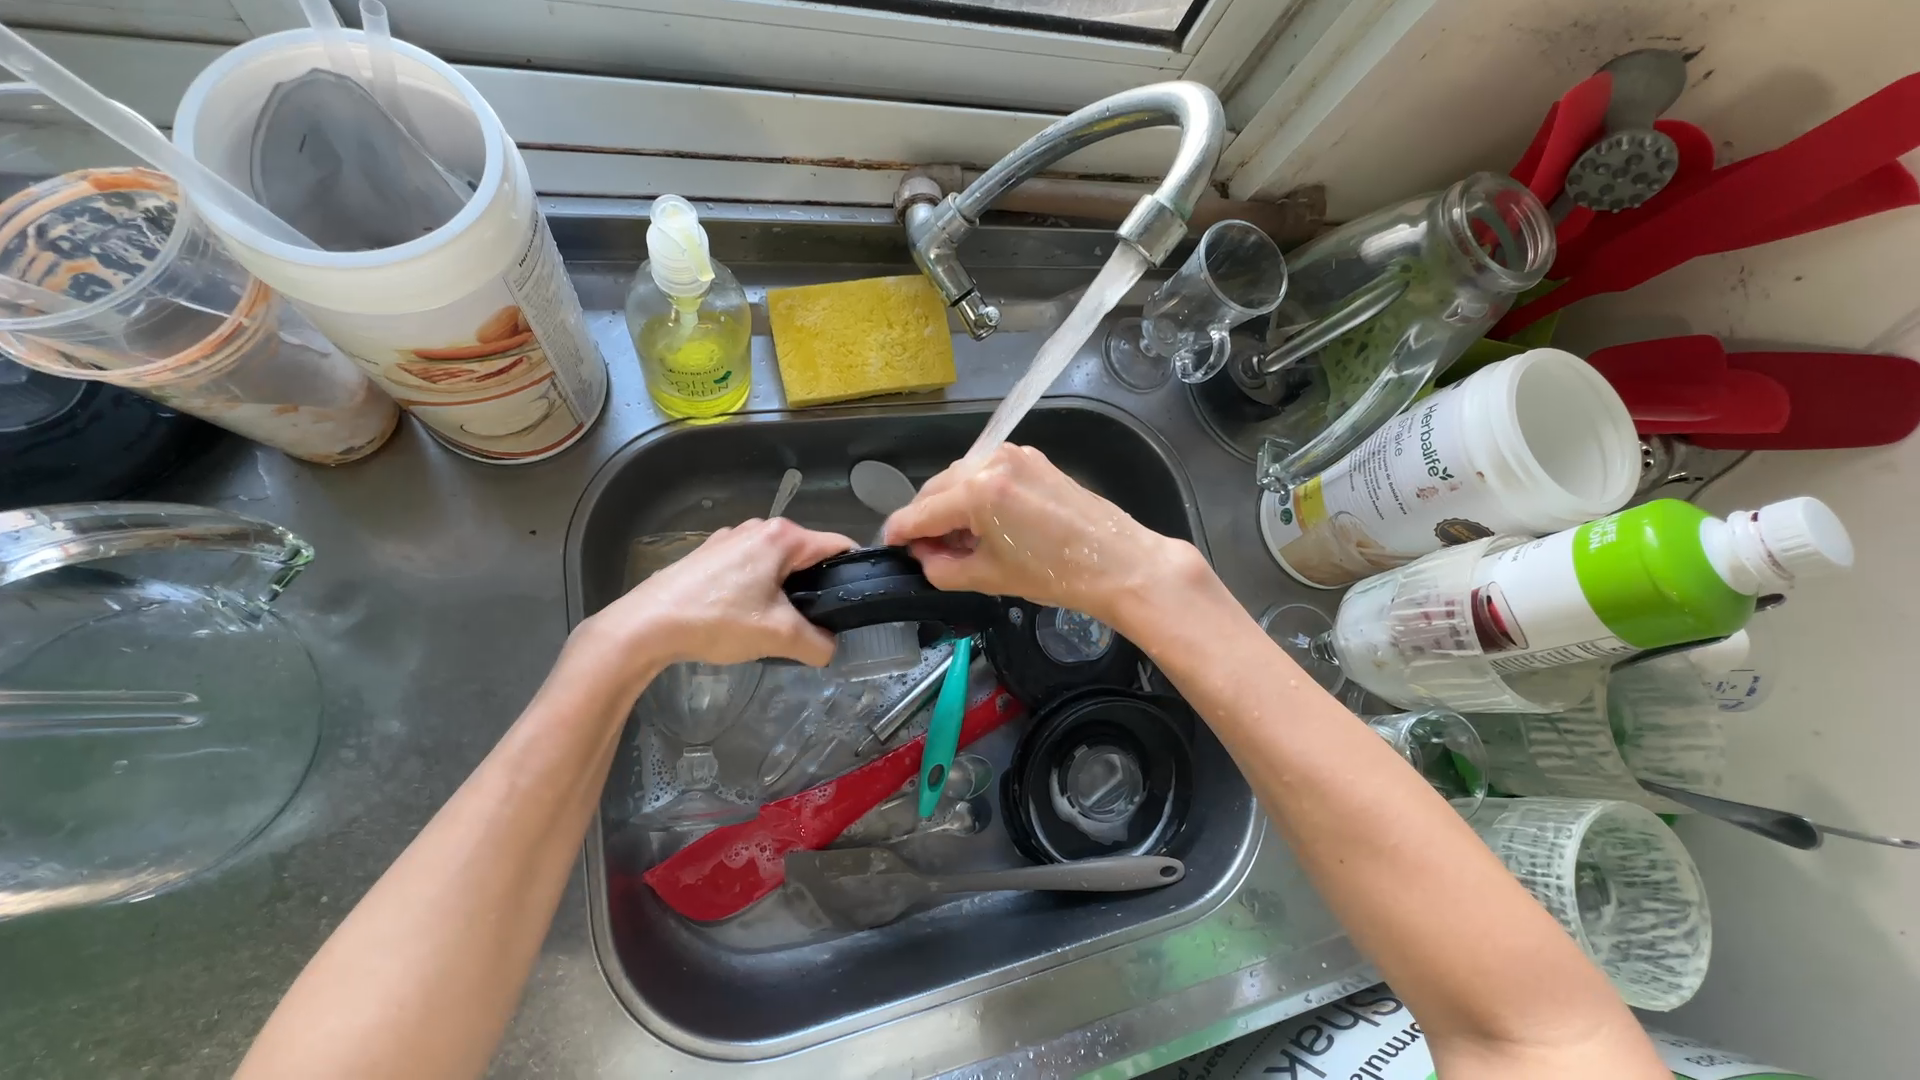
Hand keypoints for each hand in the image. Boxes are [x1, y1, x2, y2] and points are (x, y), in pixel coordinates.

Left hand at [577, 519, 854, 679]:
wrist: (646, 625)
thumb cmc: (718, 620)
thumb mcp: (778, 637)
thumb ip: (818, 643)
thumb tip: (831, 647)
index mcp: (782, 537)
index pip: (838, 545)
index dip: (855, 572)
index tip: (859, 601)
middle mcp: (758, 528)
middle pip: (807, 555)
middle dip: (817, 587)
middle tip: (816, 623)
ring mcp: (729, 539)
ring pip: (777, 564)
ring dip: (785, 591)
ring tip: (777, 626)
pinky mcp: (708, 555)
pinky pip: (750, 569)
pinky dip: (757, 590)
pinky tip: (743, 618)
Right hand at [880, 444, 1201, 626]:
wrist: (1117, 562)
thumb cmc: (1054, 574)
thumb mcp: (988, 577)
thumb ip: (941, 567)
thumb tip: (922, 556)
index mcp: (978, 491)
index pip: (921, 511)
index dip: (900, 532)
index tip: (889, 546)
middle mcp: (991, 461)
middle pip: (936, 489)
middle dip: (925, 520)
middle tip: (925, 552)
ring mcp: (1014, 455)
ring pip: (959, 478)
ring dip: (949, 506)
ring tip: (957, 542)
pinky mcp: (1032, 458)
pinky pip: (986, 473)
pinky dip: (974, 496)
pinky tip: (982, 524)